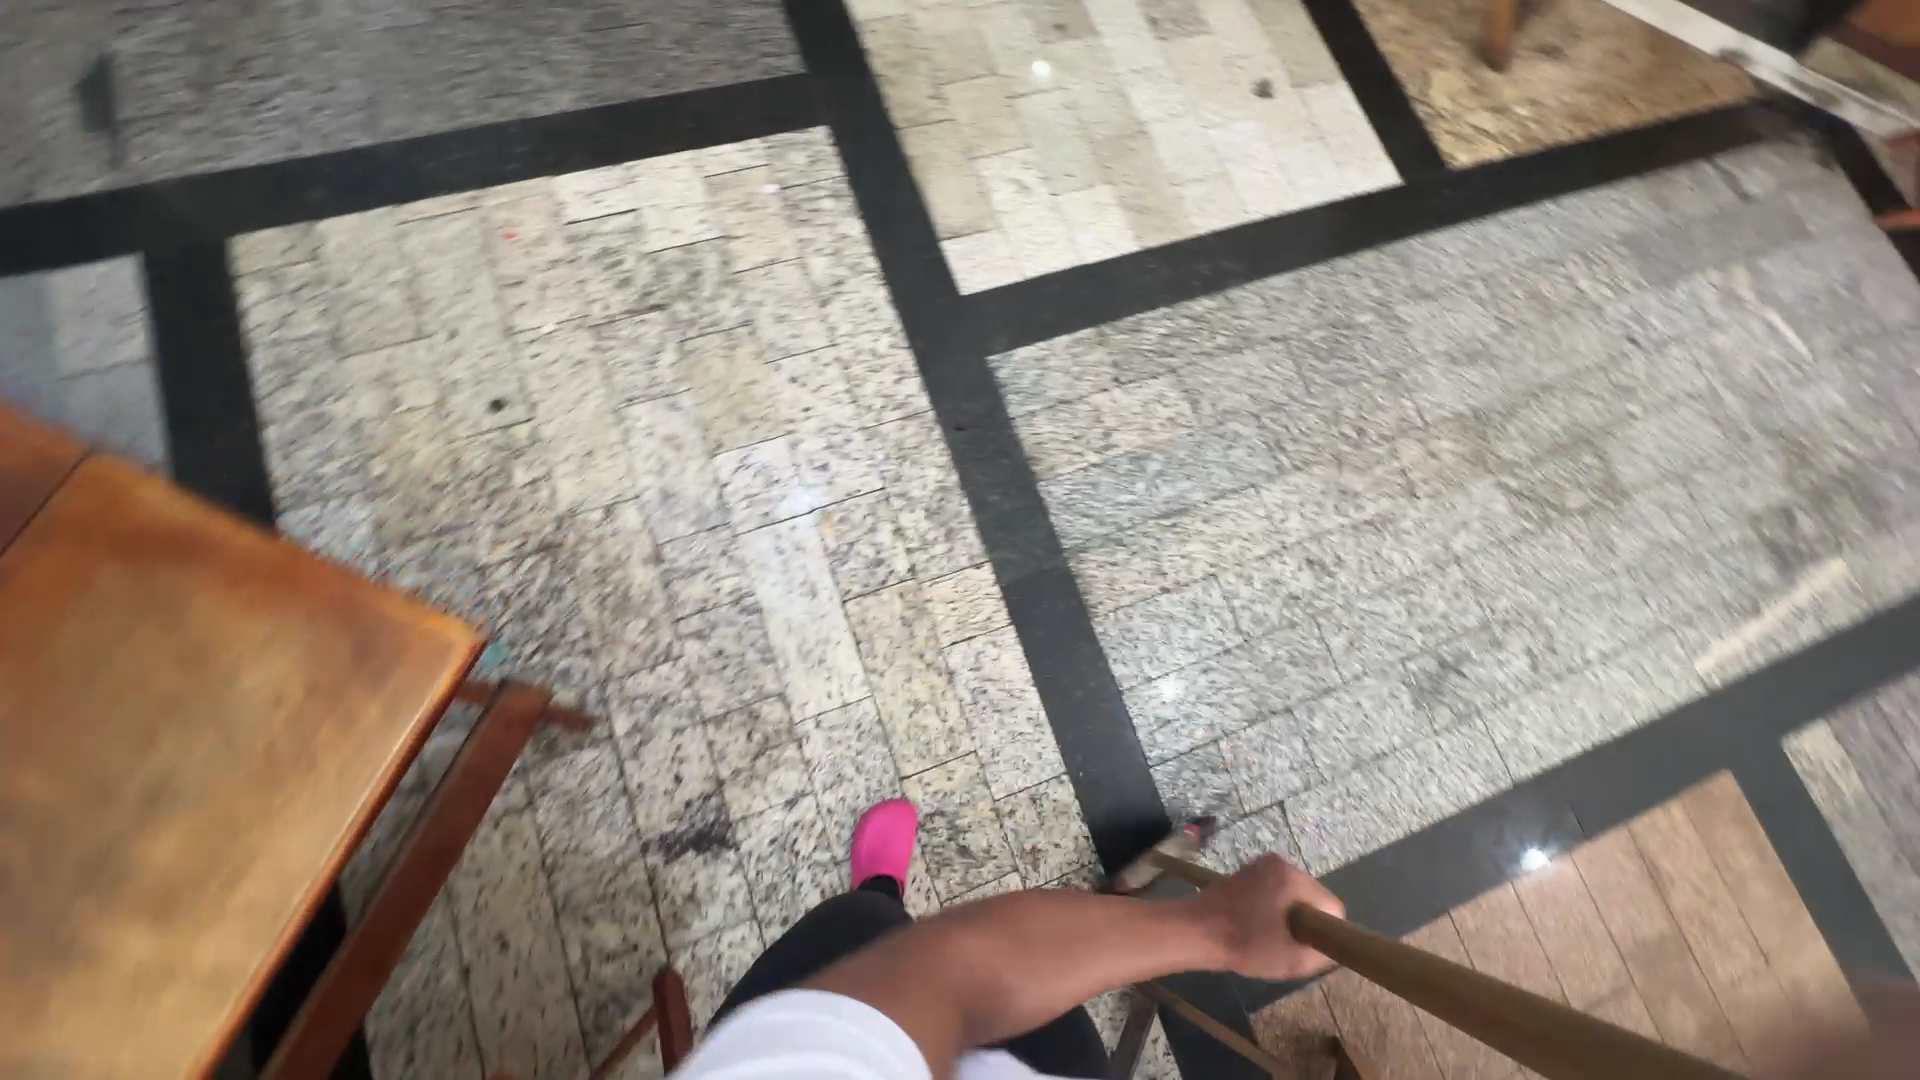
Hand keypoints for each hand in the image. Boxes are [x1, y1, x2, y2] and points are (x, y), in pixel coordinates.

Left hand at [1193, 853, 1343, 979]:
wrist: (1195, 929)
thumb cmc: (1245, 944)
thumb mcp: (1293, 961)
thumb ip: (1323, 954)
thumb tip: (1332, 947)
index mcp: (1292, 878)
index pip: (1332, 906)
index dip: (1327, 932)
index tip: (1309, 947)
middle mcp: (1279, 863)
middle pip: (1313, 898)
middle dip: (1307, 922)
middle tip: (1288, 943)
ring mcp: (1261, 865)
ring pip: (1294, 895)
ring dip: (1289, 915)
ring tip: (1270, 935)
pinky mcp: (1247, 871)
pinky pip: (1276, 891)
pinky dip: (1273, 907)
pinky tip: (1257, 924)